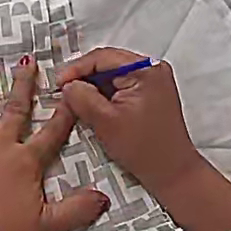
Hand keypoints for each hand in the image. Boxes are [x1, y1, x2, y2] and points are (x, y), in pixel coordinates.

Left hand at [0, 55, 108, 230]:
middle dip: (23, 85)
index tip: (71, 91)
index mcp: (27, 162)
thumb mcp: (47, 225)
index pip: (52, 133)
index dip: (64, 112)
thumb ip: (76, 210)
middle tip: (27, 60)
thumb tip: (103, 199)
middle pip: (15, 111)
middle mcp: (1, 148)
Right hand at [55, 47, 204, 197]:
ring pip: (113, 75)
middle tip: (63, 92)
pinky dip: (105, 94)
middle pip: (108, 63)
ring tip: (75, 101)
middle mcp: (153, 68)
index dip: (76, 68)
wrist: (172, 173)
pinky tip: (93, 107)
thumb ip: (82, 97)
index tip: (58, 83)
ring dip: (94, 86)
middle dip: (84, 77)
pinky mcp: (151, 94)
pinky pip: (122, 86)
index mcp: (146, 69)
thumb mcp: (105, 121)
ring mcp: (154, 81)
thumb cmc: (143, 148)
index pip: (102, 57)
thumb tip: (68, 85)